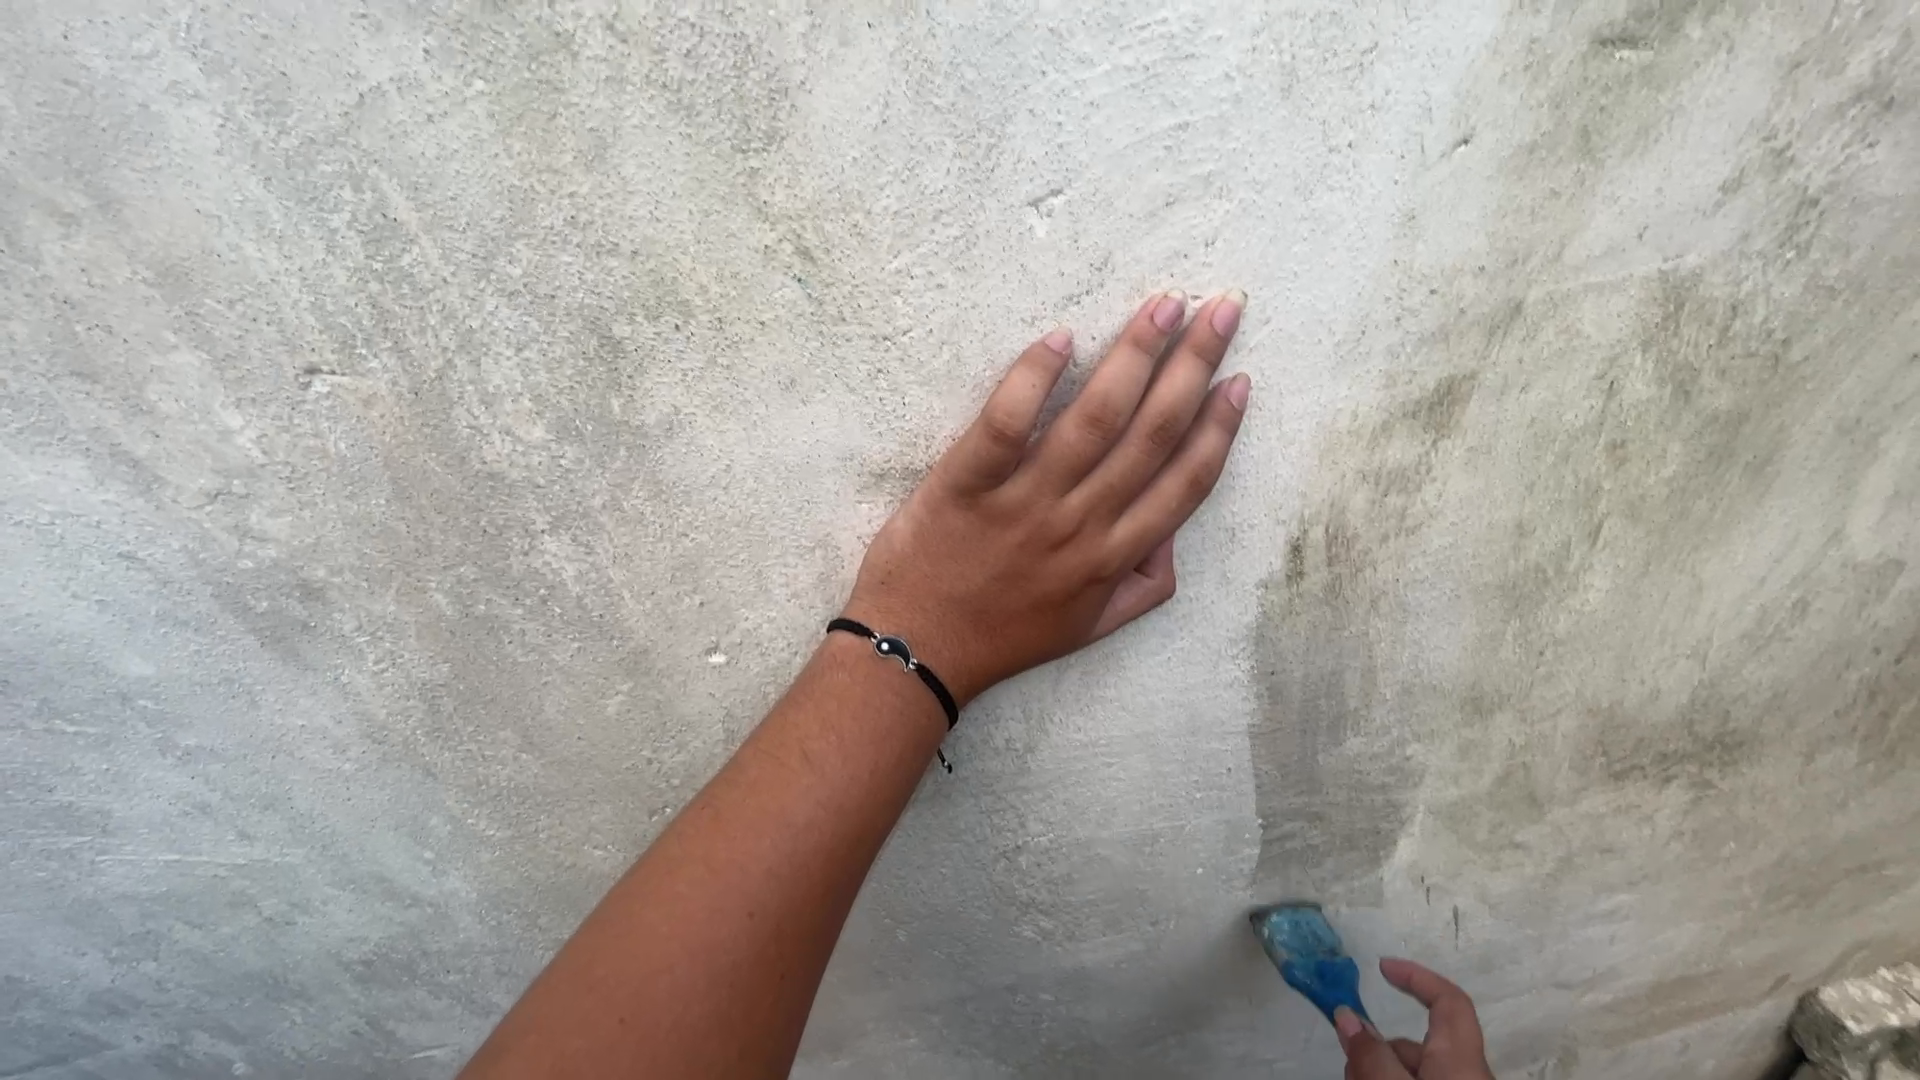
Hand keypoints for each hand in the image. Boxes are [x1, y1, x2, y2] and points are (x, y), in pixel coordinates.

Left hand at [844, 289, 1250, 703]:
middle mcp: (1079, 526)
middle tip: (1220, 309)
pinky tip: (1062, 338)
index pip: (1185, 483)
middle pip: (1151, 434)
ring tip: (1164, 305)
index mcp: (1112, 557)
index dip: (1219, 428)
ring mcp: (1022, 505)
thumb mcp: (1089, 629)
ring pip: (1093, 420)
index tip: (1239, 381)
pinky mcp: (963, 487)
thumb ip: (1144, 588)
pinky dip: (1034, 379)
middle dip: (1194, 366)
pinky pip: (1005, 425)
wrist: (917, 652)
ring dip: (1135, 355)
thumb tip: (1175, 539)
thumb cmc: (1001, 638)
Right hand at [1336, 959, 1495, 1079]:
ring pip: (1412, 1068)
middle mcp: (1466, 1074)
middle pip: (1418, 1043)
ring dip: (1378, 1066)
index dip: (1417, 976)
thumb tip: (1346, 1014)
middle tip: (1349, 1058)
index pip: (1450, 1001)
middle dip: (1378, 1043)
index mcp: (1461, 1060)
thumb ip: (1370, 1053)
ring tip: (1354, 1077)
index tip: (1380, 966)